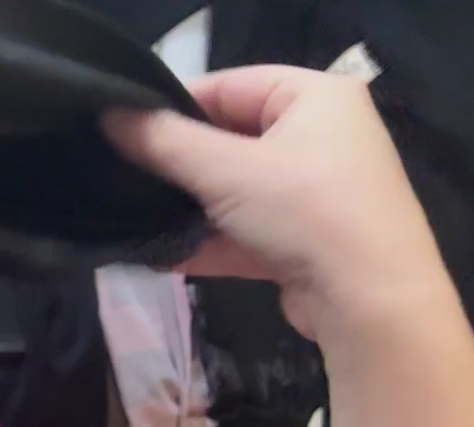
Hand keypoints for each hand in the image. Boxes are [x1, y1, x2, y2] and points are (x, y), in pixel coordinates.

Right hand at [104, 65, 450, 340]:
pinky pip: (231, 230)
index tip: (118, 131)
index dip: (170, 105)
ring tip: (126, 219)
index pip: (227, 86)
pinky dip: (196, 243)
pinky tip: (152, 257)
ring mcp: (302, 189)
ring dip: (179, 208)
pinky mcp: (290, 235)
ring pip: (223, 189)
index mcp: (312, 98)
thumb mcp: (225, 171)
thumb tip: (111, 117)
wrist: (362, 293)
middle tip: (114, 178)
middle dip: (170, 164)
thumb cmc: (304, 210)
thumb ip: (163, 144)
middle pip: (223, 140)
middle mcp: (313, 136)